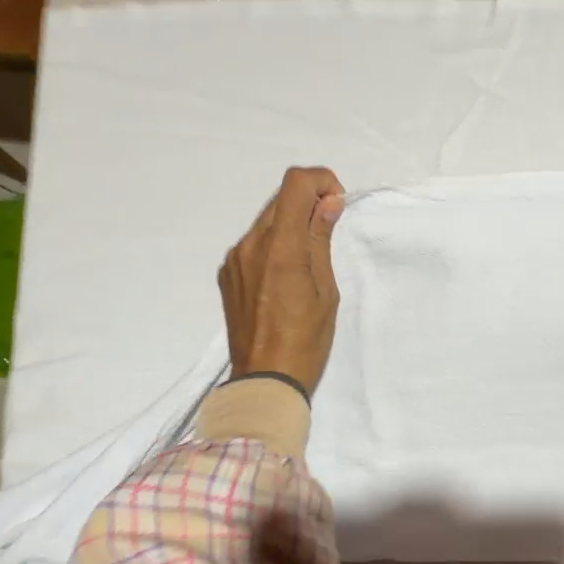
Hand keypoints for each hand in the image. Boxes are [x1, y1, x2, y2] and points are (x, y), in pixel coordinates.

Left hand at [219, 167, 347, 395]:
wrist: (264, 382)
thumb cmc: (306, 343)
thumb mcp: (325, 291)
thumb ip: (321, 241)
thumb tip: (328, 202)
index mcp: (280, 247)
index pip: (295, 183)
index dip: (321, 181)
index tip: (337, 204)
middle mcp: (250, 244)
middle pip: (279, 199)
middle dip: (307, 203)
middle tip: (328, 230)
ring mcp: (234, 259)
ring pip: (265, 221)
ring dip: (290, 225)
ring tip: (308, 260)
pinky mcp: (227, 275)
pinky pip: (253, 245)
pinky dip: (273, 245)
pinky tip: (285, 277)